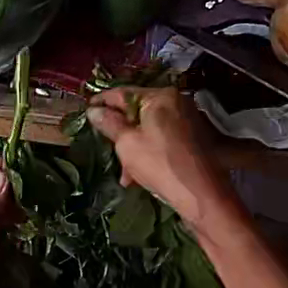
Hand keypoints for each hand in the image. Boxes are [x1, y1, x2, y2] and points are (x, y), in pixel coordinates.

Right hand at [86, 87, 240, 230]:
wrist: (201, 194)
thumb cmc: (160, 164)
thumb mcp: (127, 143)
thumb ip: (109, 124)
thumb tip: (94, 110)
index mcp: (160, 96)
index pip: (123, 93)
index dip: (102, 101)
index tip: (86, 108)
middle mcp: (176, 102)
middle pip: (137, 112)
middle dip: (119, 131)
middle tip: (103, 144)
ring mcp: (187, 120)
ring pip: (149, 129)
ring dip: (133, 148)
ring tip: (124, 173)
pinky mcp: (192, 139)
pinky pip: (162, 140)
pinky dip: (148, 152)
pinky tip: (138, 175)